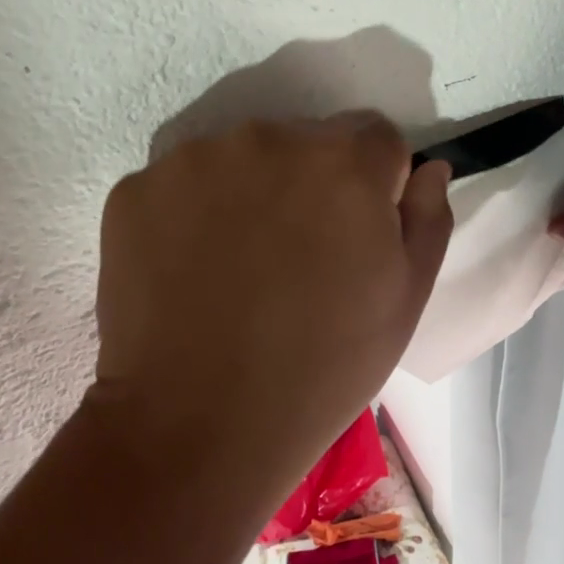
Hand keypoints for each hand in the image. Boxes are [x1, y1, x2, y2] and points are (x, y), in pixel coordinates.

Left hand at [90, 112, 453, 489]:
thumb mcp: (405, 302)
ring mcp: (194, 159)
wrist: (194, 426)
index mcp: (344, 161)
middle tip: (296, 257)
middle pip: (304, 142)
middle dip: (310, 183)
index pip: (375, 137)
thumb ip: (427, 219)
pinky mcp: (136, 188)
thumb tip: (427, 168)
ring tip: (239, 267)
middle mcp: (268, 137)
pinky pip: (181, 184)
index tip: (355, 234)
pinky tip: (191, 271)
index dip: (375, 183)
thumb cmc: (321, 369)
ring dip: (249, 193)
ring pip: (239, 158)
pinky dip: (190, 214)